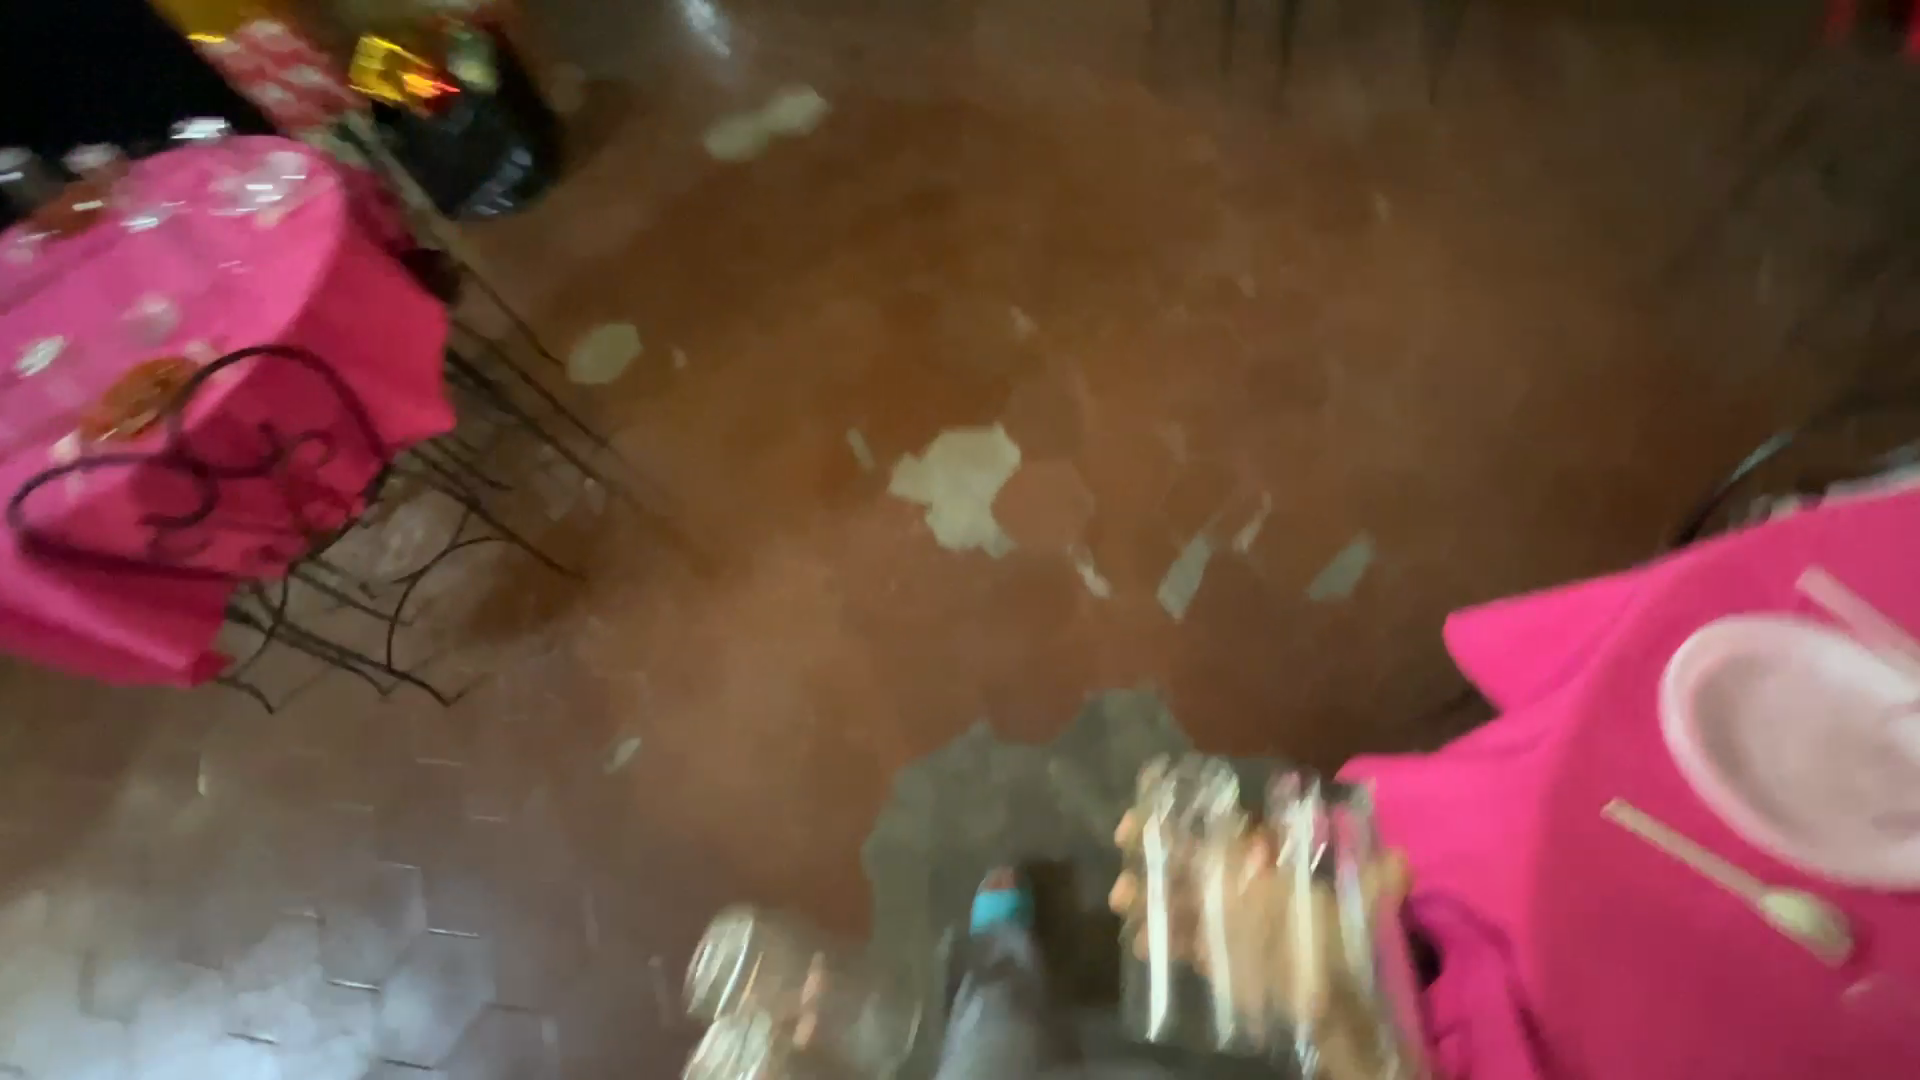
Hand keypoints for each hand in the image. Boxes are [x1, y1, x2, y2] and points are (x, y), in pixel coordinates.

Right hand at [1107, 811, 1411, 1079]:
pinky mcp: (1211, 954)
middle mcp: (1237, 882)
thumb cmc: (1340, 952)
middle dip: (1151, 846)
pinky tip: (1140, 942)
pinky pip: (1179, 938)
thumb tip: (1403, 856)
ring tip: (1123, 900)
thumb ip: (1376, 887)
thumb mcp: (1359, 915)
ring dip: (1146, 890)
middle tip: (1123, 844)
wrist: (1339, 1019)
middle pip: (1185, 855)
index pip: (1216, 827)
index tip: (1151, 811)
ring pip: (1175, 893)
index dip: (1182, 815)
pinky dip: (1158, 936)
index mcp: (1263, 862)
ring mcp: (1221, 918)